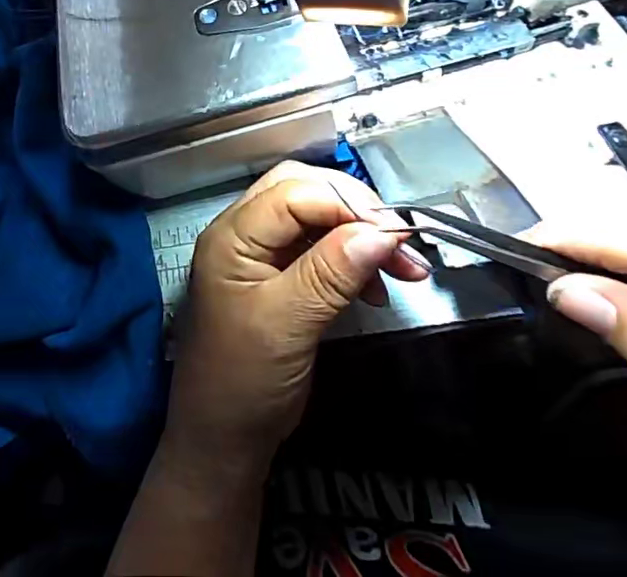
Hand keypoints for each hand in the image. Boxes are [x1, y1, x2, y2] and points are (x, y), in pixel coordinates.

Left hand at [167, 162, 430, 470]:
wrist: (224, 433)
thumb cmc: (244, 378)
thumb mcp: (286, 324)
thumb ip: (329, 273)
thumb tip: (382, 232)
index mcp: (231, 236)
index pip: (291, 193)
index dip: (345, 204)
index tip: (398, 235)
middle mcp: (242, 233)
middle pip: (301, 193)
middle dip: (354, 210)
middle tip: (401, 244)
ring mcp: (259, 254)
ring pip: (313, 218)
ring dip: (358, 236)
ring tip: (403, 272)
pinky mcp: (278, 276)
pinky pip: (318, 249)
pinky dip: (351, 259)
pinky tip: (374, 290)